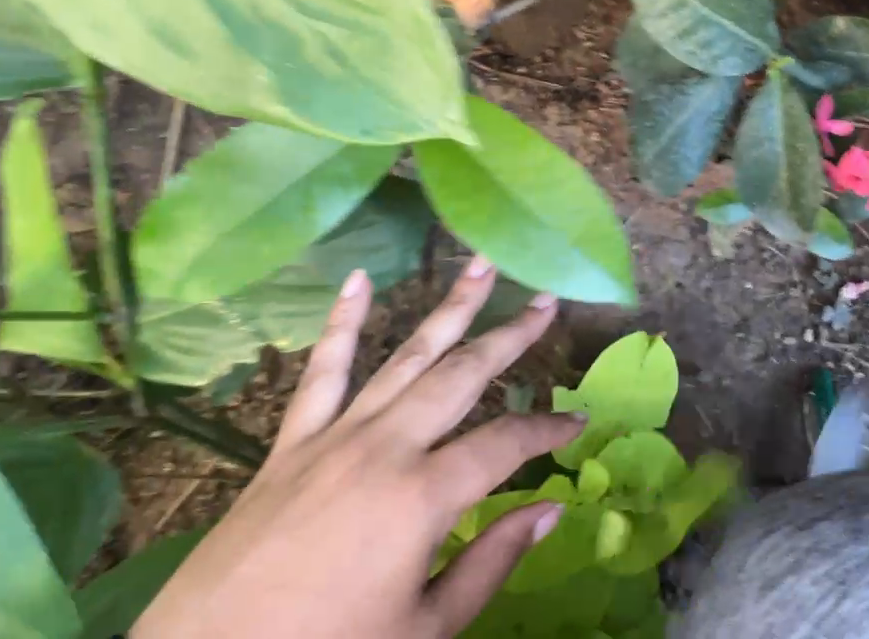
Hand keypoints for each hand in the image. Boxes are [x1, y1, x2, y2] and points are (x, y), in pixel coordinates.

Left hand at [134, 258, 582, 638]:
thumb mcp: (424, 631)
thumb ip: (491, 563)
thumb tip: (550, 510)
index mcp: (422, 496)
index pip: (506, 443)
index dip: (548, 429)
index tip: (578, 421)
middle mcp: (384, 448)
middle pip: (463, 375)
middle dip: (511, 337)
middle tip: (547, 302)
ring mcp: (334, 439)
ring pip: (406, 357)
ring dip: (449, 308)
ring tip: (481, 266)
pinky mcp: (289, 446)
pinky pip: (321, 374)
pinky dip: (341, 324)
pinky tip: (357, 281)